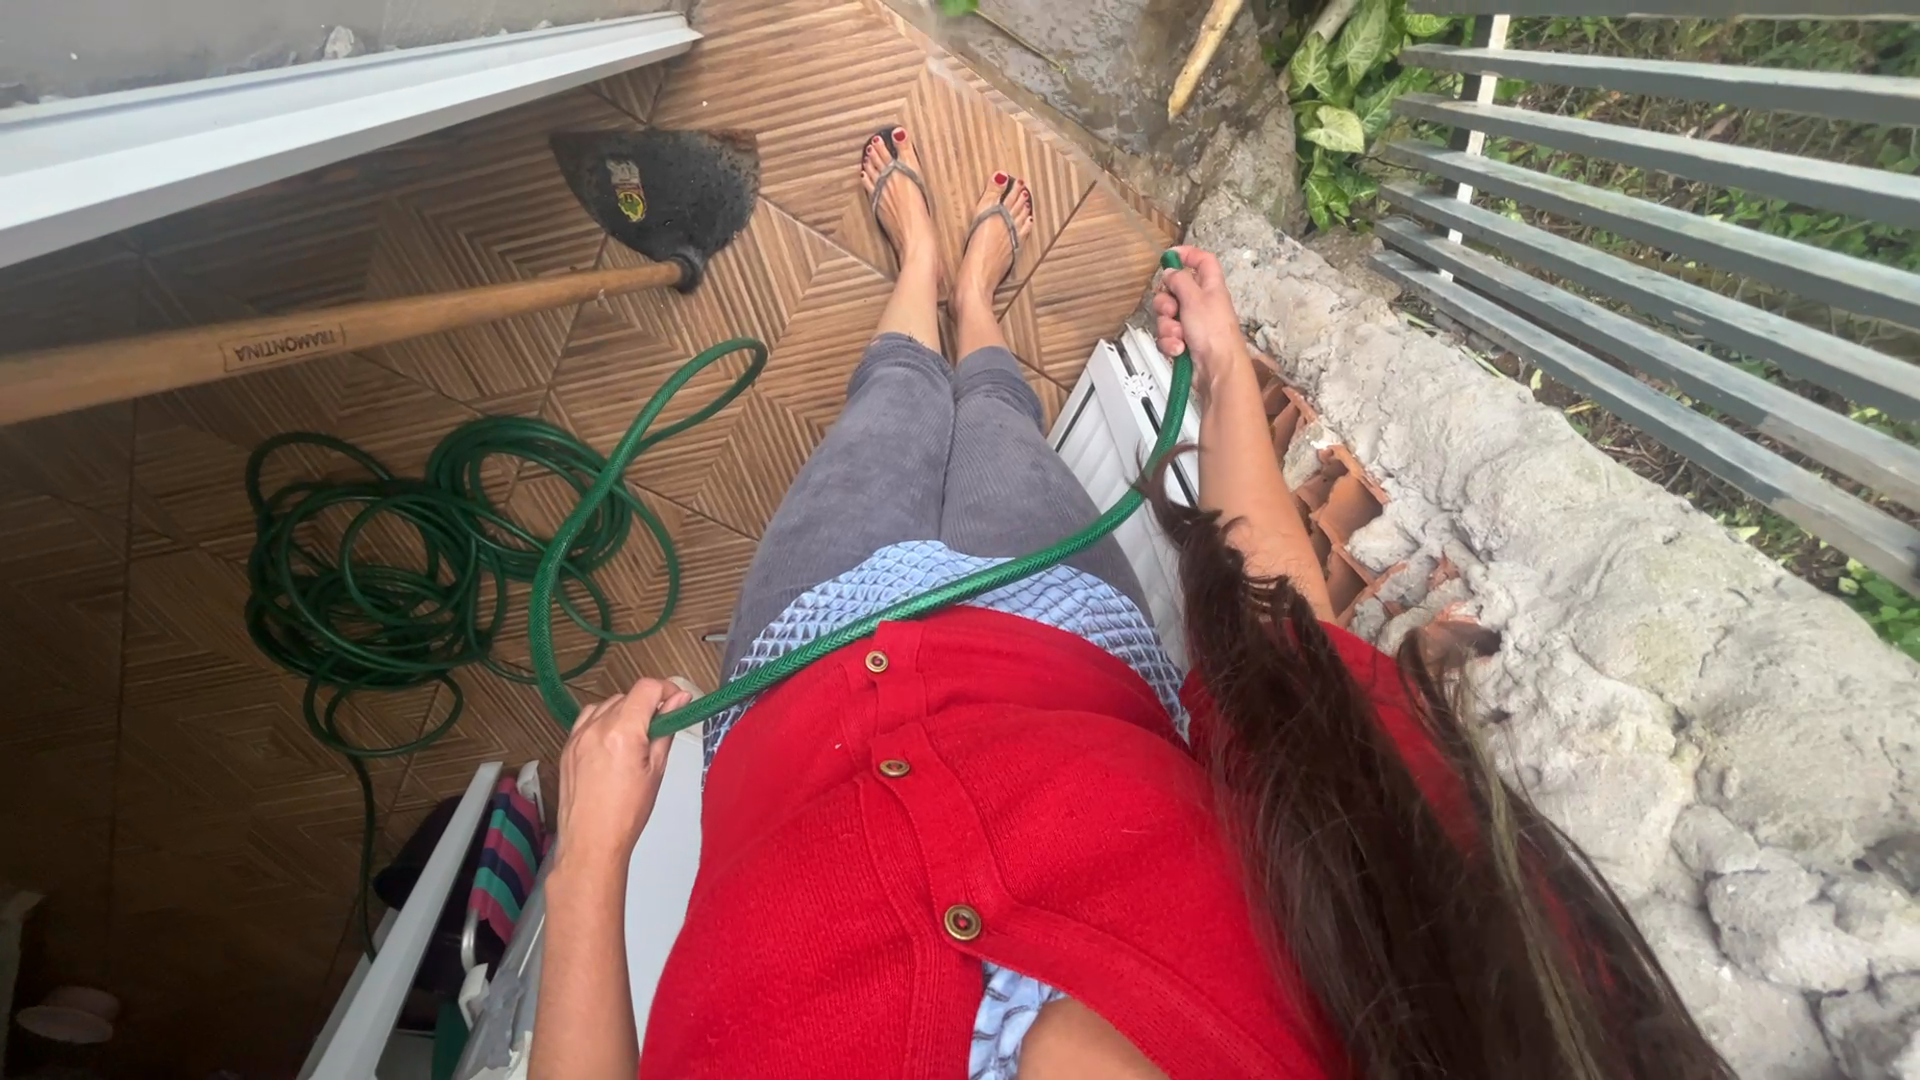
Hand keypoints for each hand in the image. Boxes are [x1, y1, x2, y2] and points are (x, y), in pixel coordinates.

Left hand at [555, 677, 687, 867]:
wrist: (591, 842)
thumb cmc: (626, 813)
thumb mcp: (657, 768)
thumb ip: (667, 728)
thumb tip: (680, 702)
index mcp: (622, 733)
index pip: (646, 688)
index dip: (666, 690)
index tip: (676, 702)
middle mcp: (596, 729)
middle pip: (629, 695)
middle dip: (649, 704)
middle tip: (662, 725)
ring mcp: (578, 737)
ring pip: (608, 704)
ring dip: (626, 710)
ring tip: (637, 735)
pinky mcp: (567, 747)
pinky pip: (588, 718)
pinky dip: (604, 719)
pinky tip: (614, 738)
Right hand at [1152, 245, 1255, 404]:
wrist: (1216, 369)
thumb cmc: (1213, 333)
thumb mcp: (1195, 299)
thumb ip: (1179, 281)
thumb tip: (1169, 271)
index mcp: (1210, 287)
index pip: (1202, 261)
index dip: (1187, 255)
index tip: (1169, 256)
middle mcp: (1201, 303)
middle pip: (1174, 290)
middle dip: (1165, 302)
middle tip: (1171, 310)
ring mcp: (1191, 323)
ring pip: (1166, 316)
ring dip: (1168, 327)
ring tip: (1179, 336)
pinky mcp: (1183, 341)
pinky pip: (1167, 336)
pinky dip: (1169, 342)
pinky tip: (1179, 349)